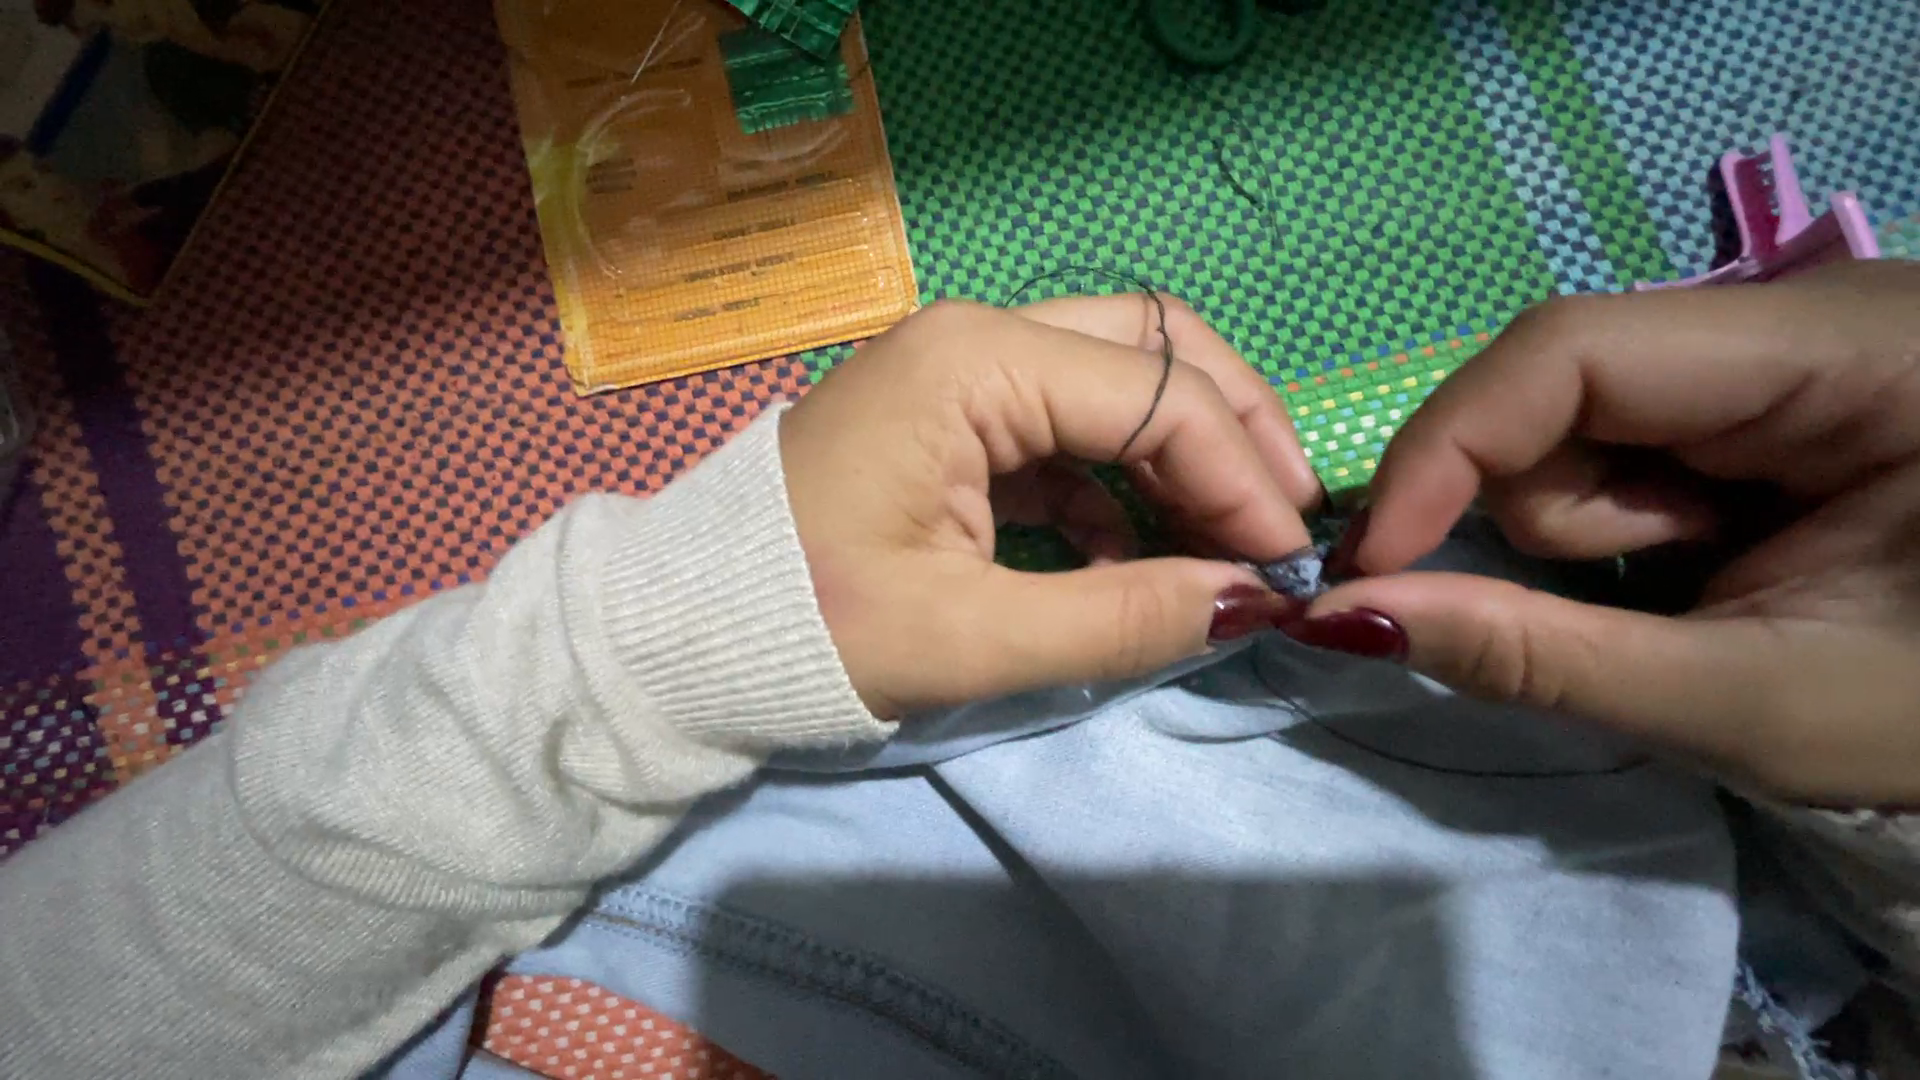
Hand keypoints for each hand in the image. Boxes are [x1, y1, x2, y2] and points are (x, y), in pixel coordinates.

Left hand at [781, 294, 1320, 717]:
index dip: (1238, 475)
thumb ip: (1120, 618)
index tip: (1285, 560)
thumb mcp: (970, 637)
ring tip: (1223, 539)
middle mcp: (973, 340)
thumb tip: (1249, 602)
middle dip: (1230, 425)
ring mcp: (960, 374)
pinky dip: (1115, 482)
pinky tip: (1132, 549)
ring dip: (1178, 453)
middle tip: (1284, 512)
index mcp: (974, 363)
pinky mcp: (952, 420)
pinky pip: (1063, 429)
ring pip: (1111, 379)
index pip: (1153, 394)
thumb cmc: (810, 627)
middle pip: (1148, 346)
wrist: (684, 630)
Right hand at [1307, 260, 1919, 803]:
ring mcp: (1773, 349)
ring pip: (1558, 421)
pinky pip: (1595, 438)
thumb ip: (1527, 655)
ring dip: (1572, 523)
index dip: (1440, 451)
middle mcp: (1804, 317)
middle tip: (1589, 601)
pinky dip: (1599, 516)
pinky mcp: (1748, 391)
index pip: (1567, 350)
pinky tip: (1682, 555)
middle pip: (1548, 388)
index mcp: (1861, 352)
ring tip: (1678, 583)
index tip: (1371, 561)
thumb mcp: (1744, 704)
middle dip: (1526, 509)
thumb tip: (1336, 619)